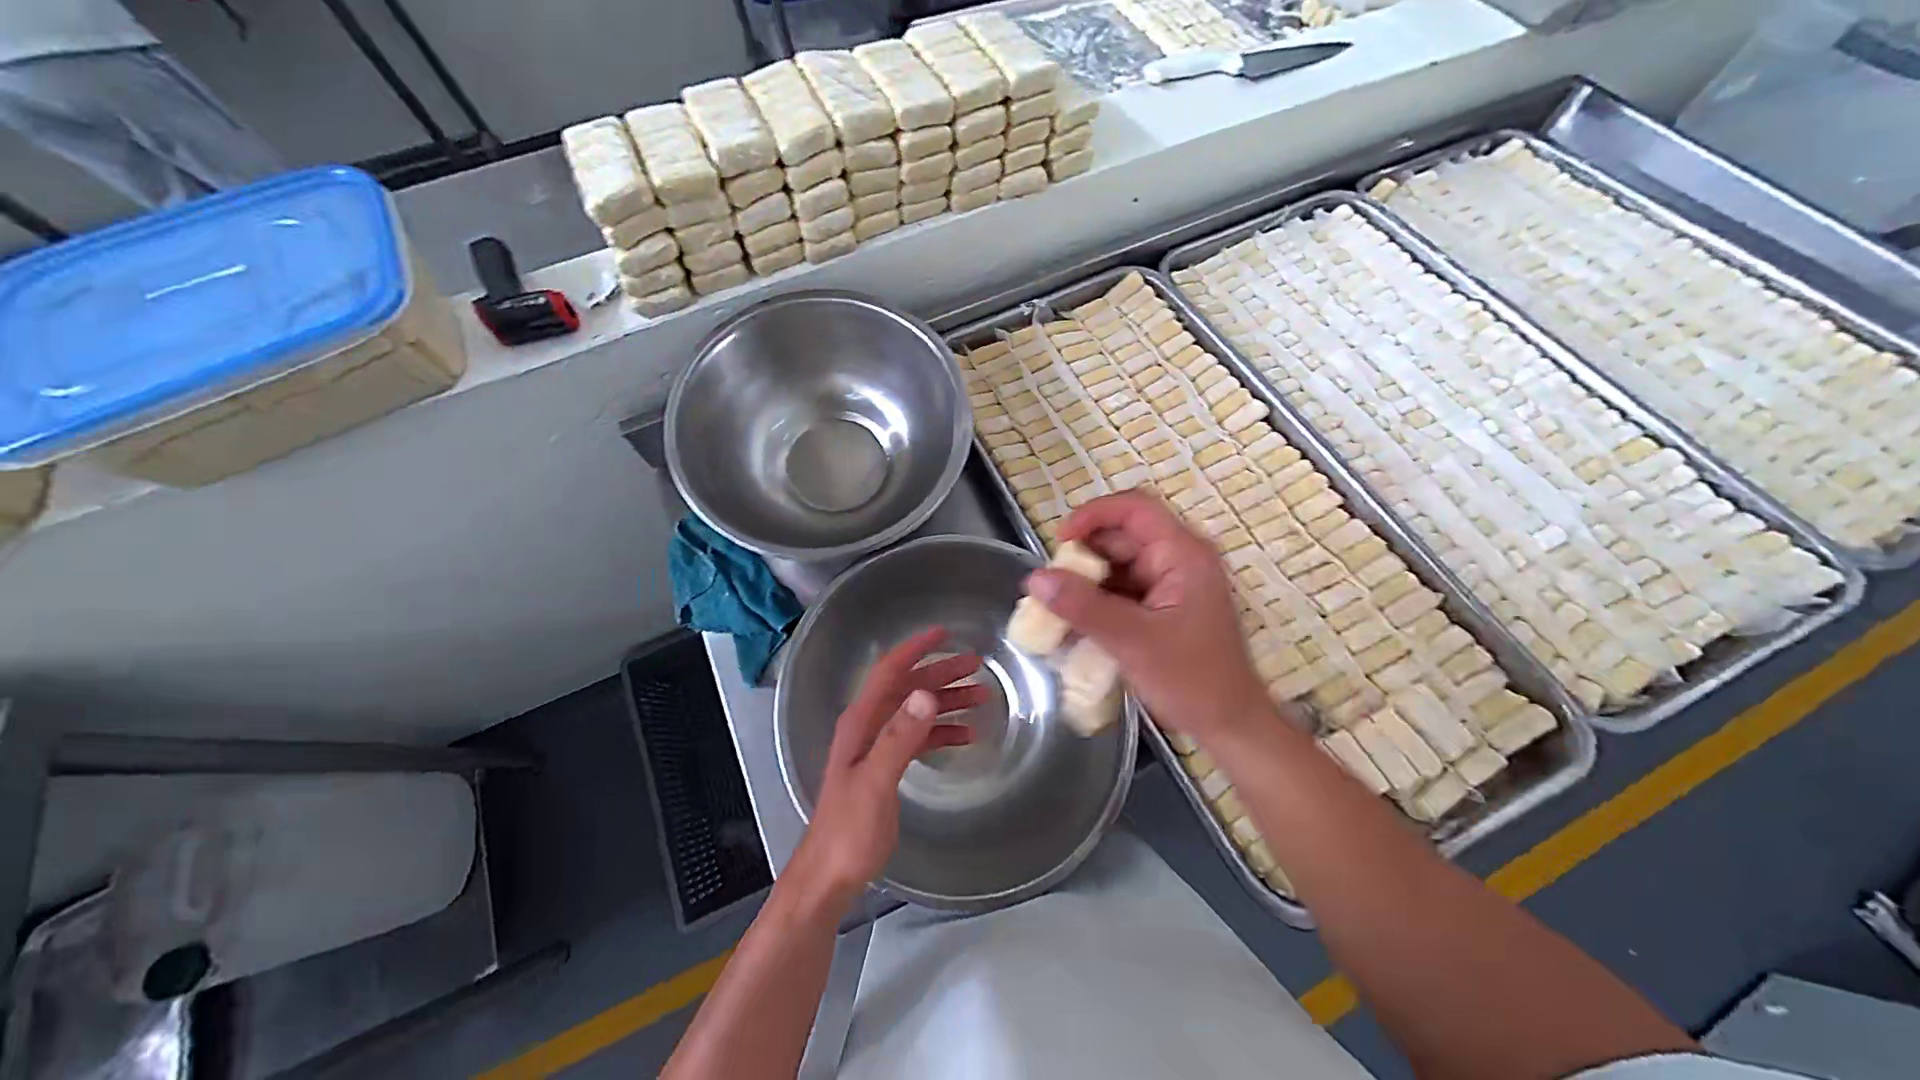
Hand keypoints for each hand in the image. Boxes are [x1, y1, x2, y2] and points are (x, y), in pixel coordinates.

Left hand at [786, 627, 985, 911]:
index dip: (914, 649)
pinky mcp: (886, 768)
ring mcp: (877, 747)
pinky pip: (918, 738)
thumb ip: (899, 738)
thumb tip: (926, 694)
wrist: (830, 873)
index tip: (944, 633)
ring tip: (982, 696)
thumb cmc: (848, 829)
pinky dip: (941, 732)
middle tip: (977, 665)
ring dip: (947, 702)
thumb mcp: (875, 781)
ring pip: (916, 711)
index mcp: (860, 722)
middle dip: (941, 673)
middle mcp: (868, 727)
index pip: (889, 672)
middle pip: (908, 688)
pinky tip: (966, 735)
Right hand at [1025, 490, 1271, 744]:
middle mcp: (1177, 560)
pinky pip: (1121, 591)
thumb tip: (1035, 579)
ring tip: (1054, 606)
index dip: (1094, 514)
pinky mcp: (1161, 607)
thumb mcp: (1133, 641)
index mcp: (1183, 554)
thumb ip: (1083, 607)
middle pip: (1121, 537)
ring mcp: (1170, 584)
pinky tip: (1073, 622)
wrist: (1229, 725)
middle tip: (1051, 584)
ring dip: (1085, 582)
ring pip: (1117, 565)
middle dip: (1083, 556)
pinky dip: (1096, 601)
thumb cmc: (1192, 680)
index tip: (1060, 540)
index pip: (1134, 509)